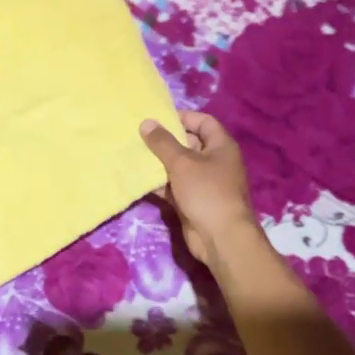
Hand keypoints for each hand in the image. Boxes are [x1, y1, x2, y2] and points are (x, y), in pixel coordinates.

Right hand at [140, 111, 260, 267]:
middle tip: (139, 136)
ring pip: (178, 167)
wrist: (220, 237)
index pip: (203, 121)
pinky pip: (173, 186)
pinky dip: (159, 183)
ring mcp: (203, 183)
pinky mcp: (192, 201)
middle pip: (189, 143)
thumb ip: (162, 142)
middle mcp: (214, 161)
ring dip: (158, 163)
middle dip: (165, 140)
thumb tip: (146, 122)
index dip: (182, 117)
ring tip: (133, 154)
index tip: (157, 118)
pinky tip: (138, 179)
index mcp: (220, 146)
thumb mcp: (182, 162)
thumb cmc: (206, 191)